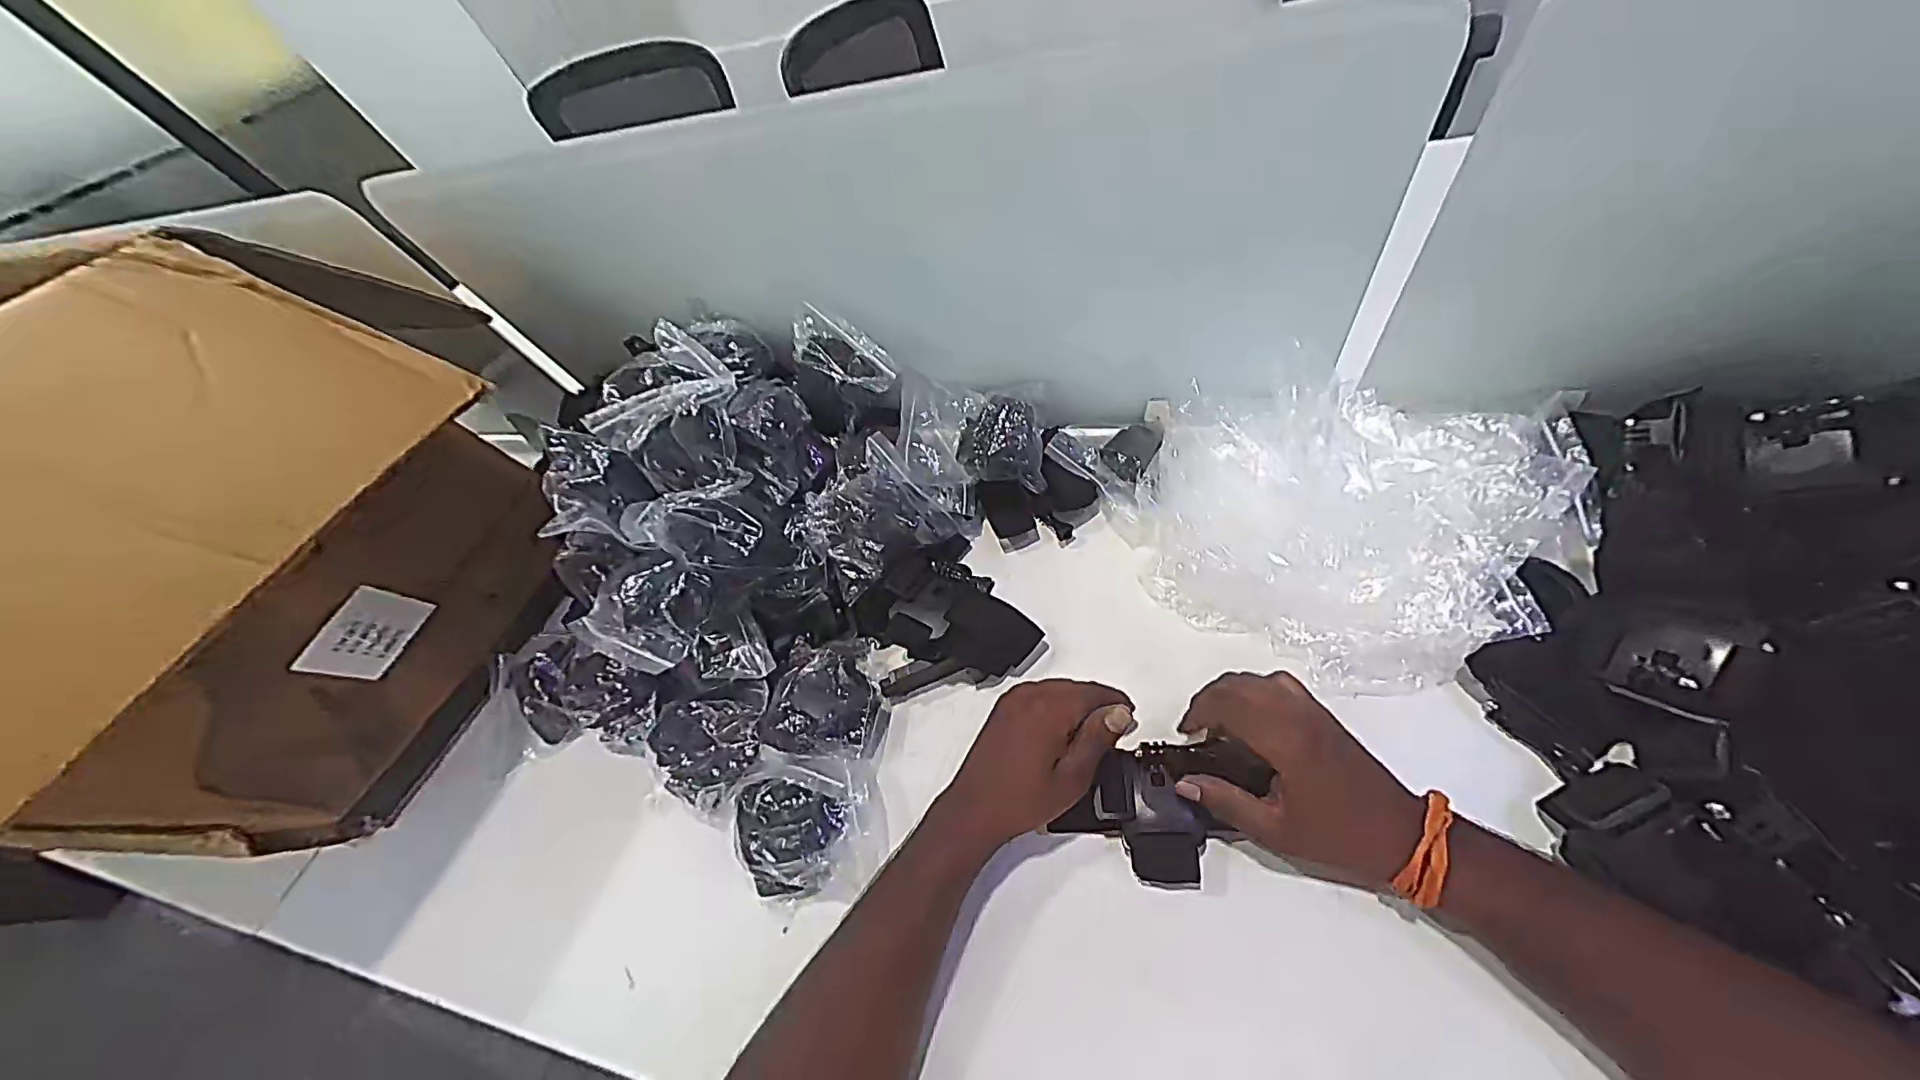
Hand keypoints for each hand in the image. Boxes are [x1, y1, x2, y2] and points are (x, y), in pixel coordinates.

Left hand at [930, 679, 1135, 851]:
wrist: (976, 809)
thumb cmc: (1016, 800)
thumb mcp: (1073, 777)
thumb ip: (1099, 739)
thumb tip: (1119, 715)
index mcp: (1048, 709)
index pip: (1095, 693)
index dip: (1117, 706)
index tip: (1127, 719)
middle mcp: (1028, 698)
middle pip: (1077, 688)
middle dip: (1098, 706)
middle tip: (1113, 731)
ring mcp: (1013, 701)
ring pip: (1058, 690)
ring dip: (1077, 706)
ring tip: (1089, 738)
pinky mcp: (1004, 708)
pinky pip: (1040, 696)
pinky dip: (1056, 708)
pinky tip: (1062, 734)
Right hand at [1174, 672, 1423, 889]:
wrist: (1400, 834)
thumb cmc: (1346, 834)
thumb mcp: (1275, 830)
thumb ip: (1226, 802)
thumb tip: (1189, 784)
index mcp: (1287, 741)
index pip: (1228, 704)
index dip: (1198, 714)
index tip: (1188, 732)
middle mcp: (1299, 717)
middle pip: (1238, 685)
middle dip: (1208, 701)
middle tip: (1197, 728)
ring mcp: (1312, 712)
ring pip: (1257, 680)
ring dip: (1229, 693)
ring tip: (1218, 722)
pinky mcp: (1321, 715)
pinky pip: (1278, 685)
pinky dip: (1253, 691)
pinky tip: (1249, 717)